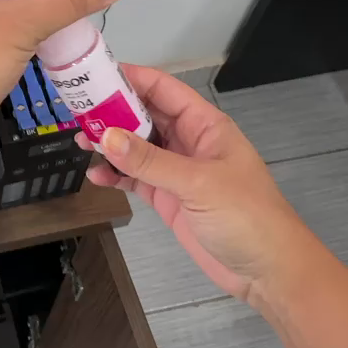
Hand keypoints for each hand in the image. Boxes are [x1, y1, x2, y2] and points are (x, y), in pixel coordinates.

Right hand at [84, 65, 307, 307]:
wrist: (269, 272)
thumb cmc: (247, 216)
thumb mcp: (198, 183)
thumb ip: (150, 160)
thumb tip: (106, 137)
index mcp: (205, 124)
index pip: (163, 89)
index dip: (131, 78)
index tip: (96, 75)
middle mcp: (189, 141)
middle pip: (145, 115)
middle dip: (113, 111)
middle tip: (78, 110)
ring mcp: (177, 171)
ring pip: (136, 147)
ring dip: (110, 144)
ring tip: (80, 140)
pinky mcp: (168, 198)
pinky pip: (136, 178)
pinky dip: (115, 175)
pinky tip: (96, 175)